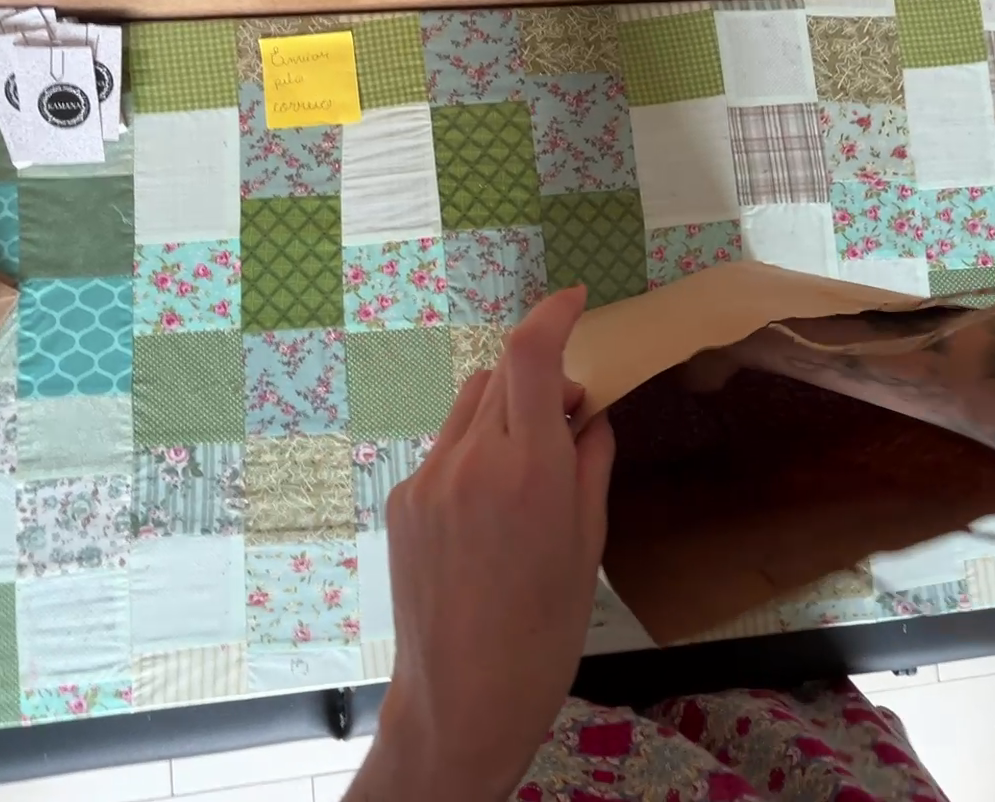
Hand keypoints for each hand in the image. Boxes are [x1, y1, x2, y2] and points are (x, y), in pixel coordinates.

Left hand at [359, 287, 615, 801]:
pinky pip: (448, 445)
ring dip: (506, 408)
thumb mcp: (588, 542)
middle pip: (500, 372)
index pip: (531, 356)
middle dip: (539, 376)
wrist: (464, 697)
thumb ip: (591, 461)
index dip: (552, 313)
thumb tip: (588, 413)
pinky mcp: (403, 497)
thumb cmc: (546, 627)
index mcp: (529, 471)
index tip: (574, 299)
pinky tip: (488, 503)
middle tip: (567, 419)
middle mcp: (471, 460)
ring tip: (526, 462)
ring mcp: (428, 477)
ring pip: (471, 403)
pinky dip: (477, 446)